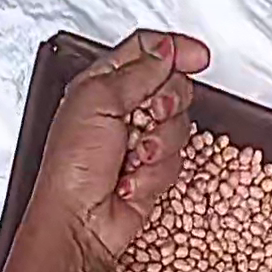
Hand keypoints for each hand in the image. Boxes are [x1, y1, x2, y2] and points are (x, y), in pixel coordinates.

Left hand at [24, 30, 210, 271]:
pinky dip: (154, 174)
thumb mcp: (98, 101)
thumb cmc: (73, 168)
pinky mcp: (151, 174)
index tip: (198, 56)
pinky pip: (175, 162)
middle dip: (169, 101)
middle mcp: (123, 113)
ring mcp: (139, 145)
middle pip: (172, 87)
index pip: (147, 52)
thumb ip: (137, 71)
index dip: (174, 49)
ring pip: (178, 127)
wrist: (78, 221)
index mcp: (103, 85)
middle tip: (153, 114)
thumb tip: (166, 51)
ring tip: (135, 158)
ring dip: (160, 143)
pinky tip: (131, 182)